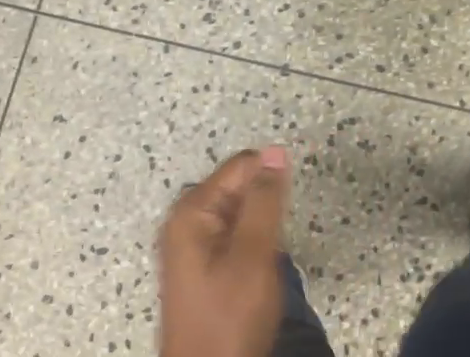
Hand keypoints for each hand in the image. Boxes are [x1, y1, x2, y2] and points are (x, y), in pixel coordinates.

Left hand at [158, 146, 291, 356]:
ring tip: (262, 266)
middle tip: (269, 249)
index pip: (242, 166)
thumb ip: (265, 201)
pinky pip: (235, 239)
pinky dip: (252, 250)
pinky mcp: (202, 265)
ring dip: (260, 233)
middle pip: (241, 189)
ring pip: (242, 216)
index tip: (283, 217)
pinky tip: (255, 277)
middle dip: (265, 211)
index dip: (271, 184)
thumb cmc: (228, 318)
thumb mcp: (253, 256)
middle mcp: (187, 219)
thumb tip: (276, 151)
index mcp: (192, 210)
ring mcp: (192, 244)